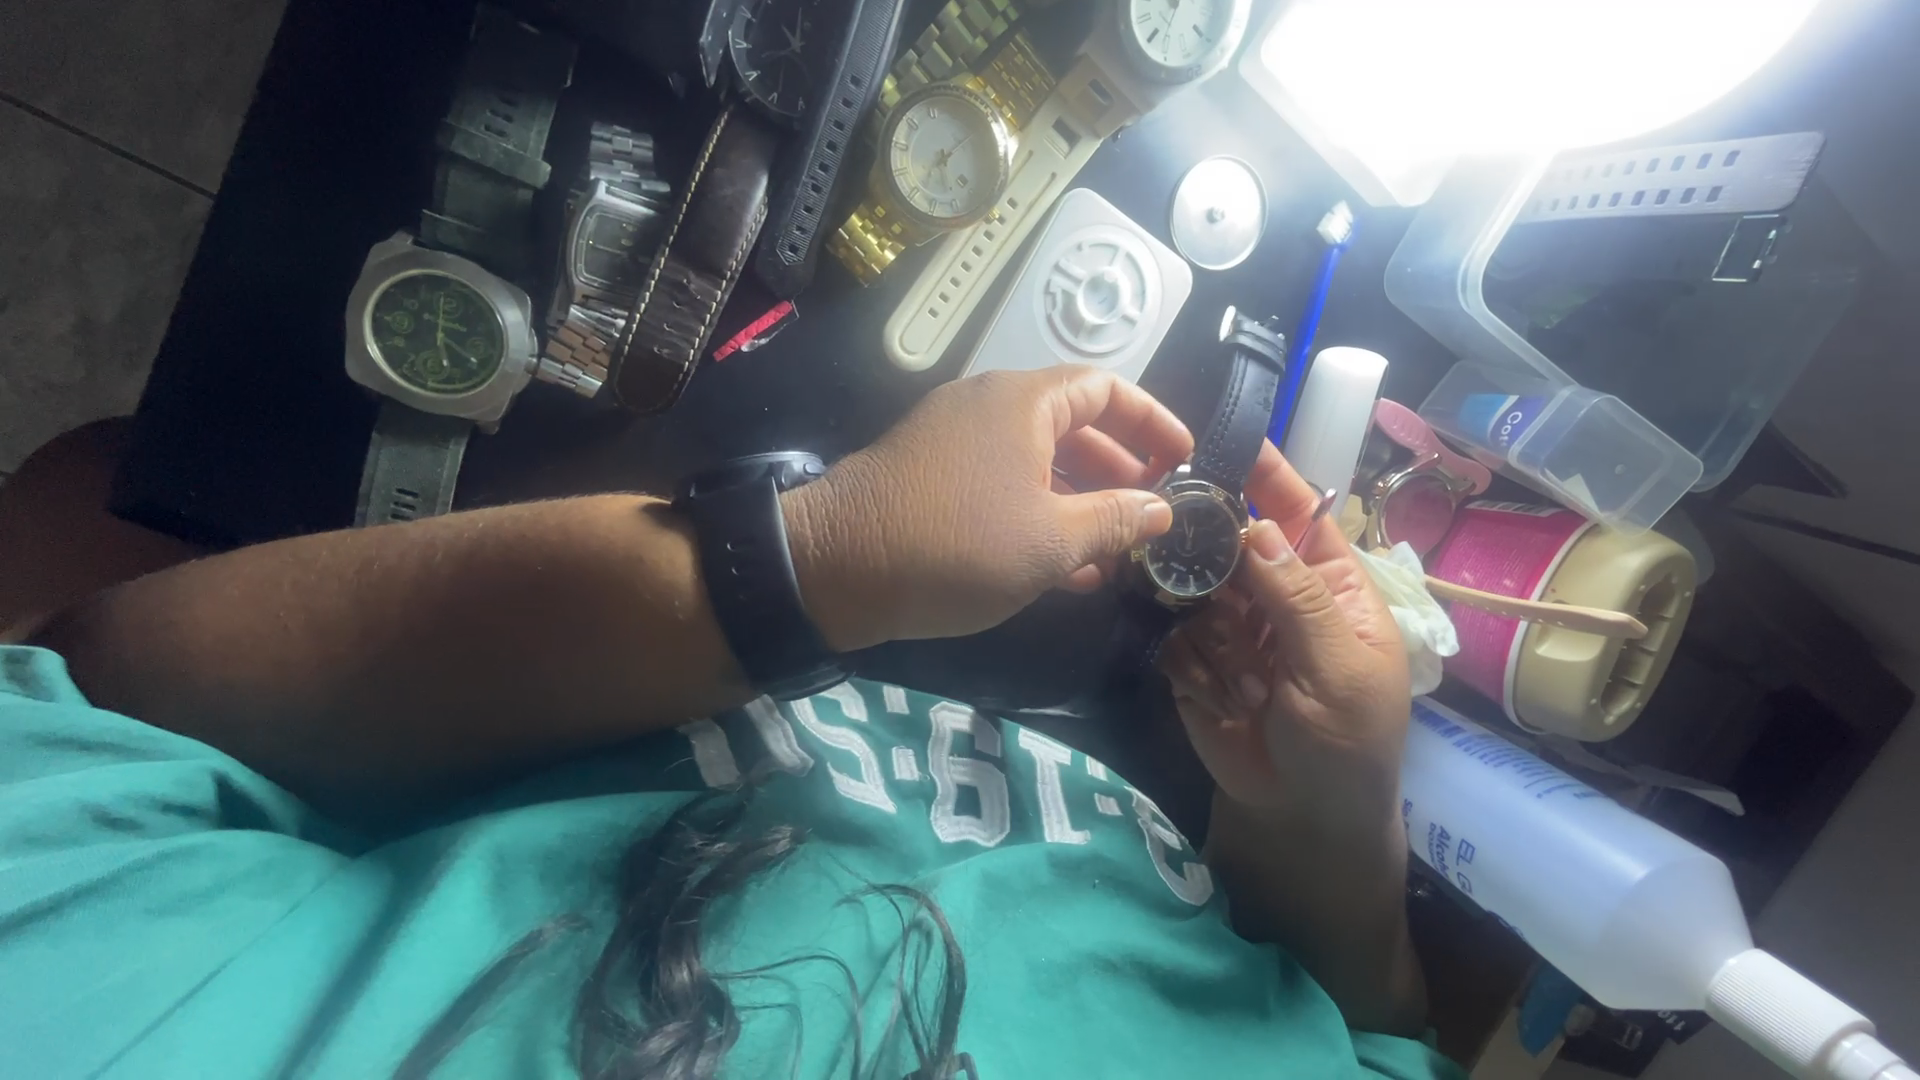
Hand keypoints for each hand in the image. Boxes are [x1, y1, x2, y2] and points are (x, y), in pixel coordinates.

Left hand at [783, 367, 1191, 649]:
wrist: (833, 570)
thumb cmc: (954, 546)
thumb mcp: (1049, 541)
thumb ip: (1115, 520)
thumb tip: (1162, 509)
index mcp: (1021, 401)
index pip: (1106, 389)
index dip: (1153, 422)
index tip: (1183, 462)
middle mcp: (988, 408)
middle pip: (1073, 426)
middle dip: (1120, 472)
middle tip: (1152, 516)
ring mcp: (954, 443)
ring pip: (1037, 463)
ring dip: (1080, 503)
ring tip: (1116, 553)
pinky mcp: (932, 479)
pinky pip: (1002, 486)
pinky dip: (1038, 515)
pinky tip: (1065, 567)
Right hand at [1158, 442, 1410, 827]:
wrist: (1300, 814)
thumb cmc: (1346, 742)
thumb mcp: (1337, 670)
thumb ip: (1297, 598)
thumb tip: (1257, 526)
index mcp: (1327, 585)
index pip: (1297, 514)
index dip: (1268, 479)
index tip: (1229, 444)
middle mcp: (1272, 595)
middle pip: (1229, 547)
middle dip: (1218, 573)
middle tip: (1217, 601)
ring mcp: (1229, 626)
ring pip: (1192, 592)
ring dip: (1215, 644)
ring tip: (1247, 690)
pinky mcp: (1192, 659)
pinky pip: (1172, 637)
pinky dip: (1194, 670)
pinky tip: (1223, 702)